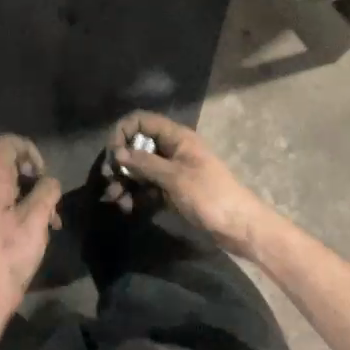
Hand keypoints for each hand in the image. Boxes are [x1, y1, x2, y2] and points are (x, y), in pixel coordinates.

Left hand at [0, 135, 61, 315]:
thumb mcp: (36, 218)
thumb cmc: (12, 251)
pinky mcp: (2, 221)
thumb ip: (46, 192)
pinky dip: (35, 207)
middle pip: (14, 161)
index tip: (42, 170)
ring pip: (20, 183)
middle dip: (37, 172)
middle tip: (49, 193)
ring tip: (54, 216)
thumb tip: (51, 182)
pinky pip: (20, 201)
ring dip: (40, 193)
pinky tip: (49, 227)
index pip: (5, 143)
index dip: (27, 147)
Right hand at [103, 110, 265, 254]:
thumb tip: (117, 153)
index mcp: (176, 137)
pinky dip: (136, 195)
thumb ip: (145, 163)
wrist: (240, 228)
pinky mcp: (172, 192)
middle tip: (108, 179)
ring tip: (115, 199)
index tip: (113, 154)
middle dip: (120, 162)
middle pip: (137, 146)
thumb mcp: (176, 177)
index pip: (142, 121)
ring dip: (125, 181)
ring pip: (140, 169)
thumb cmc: (210, 196)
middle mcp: (172, 150)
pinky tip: (127, 207)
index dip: (123, 132)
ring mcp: (172, 171)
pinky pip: (147, 188)